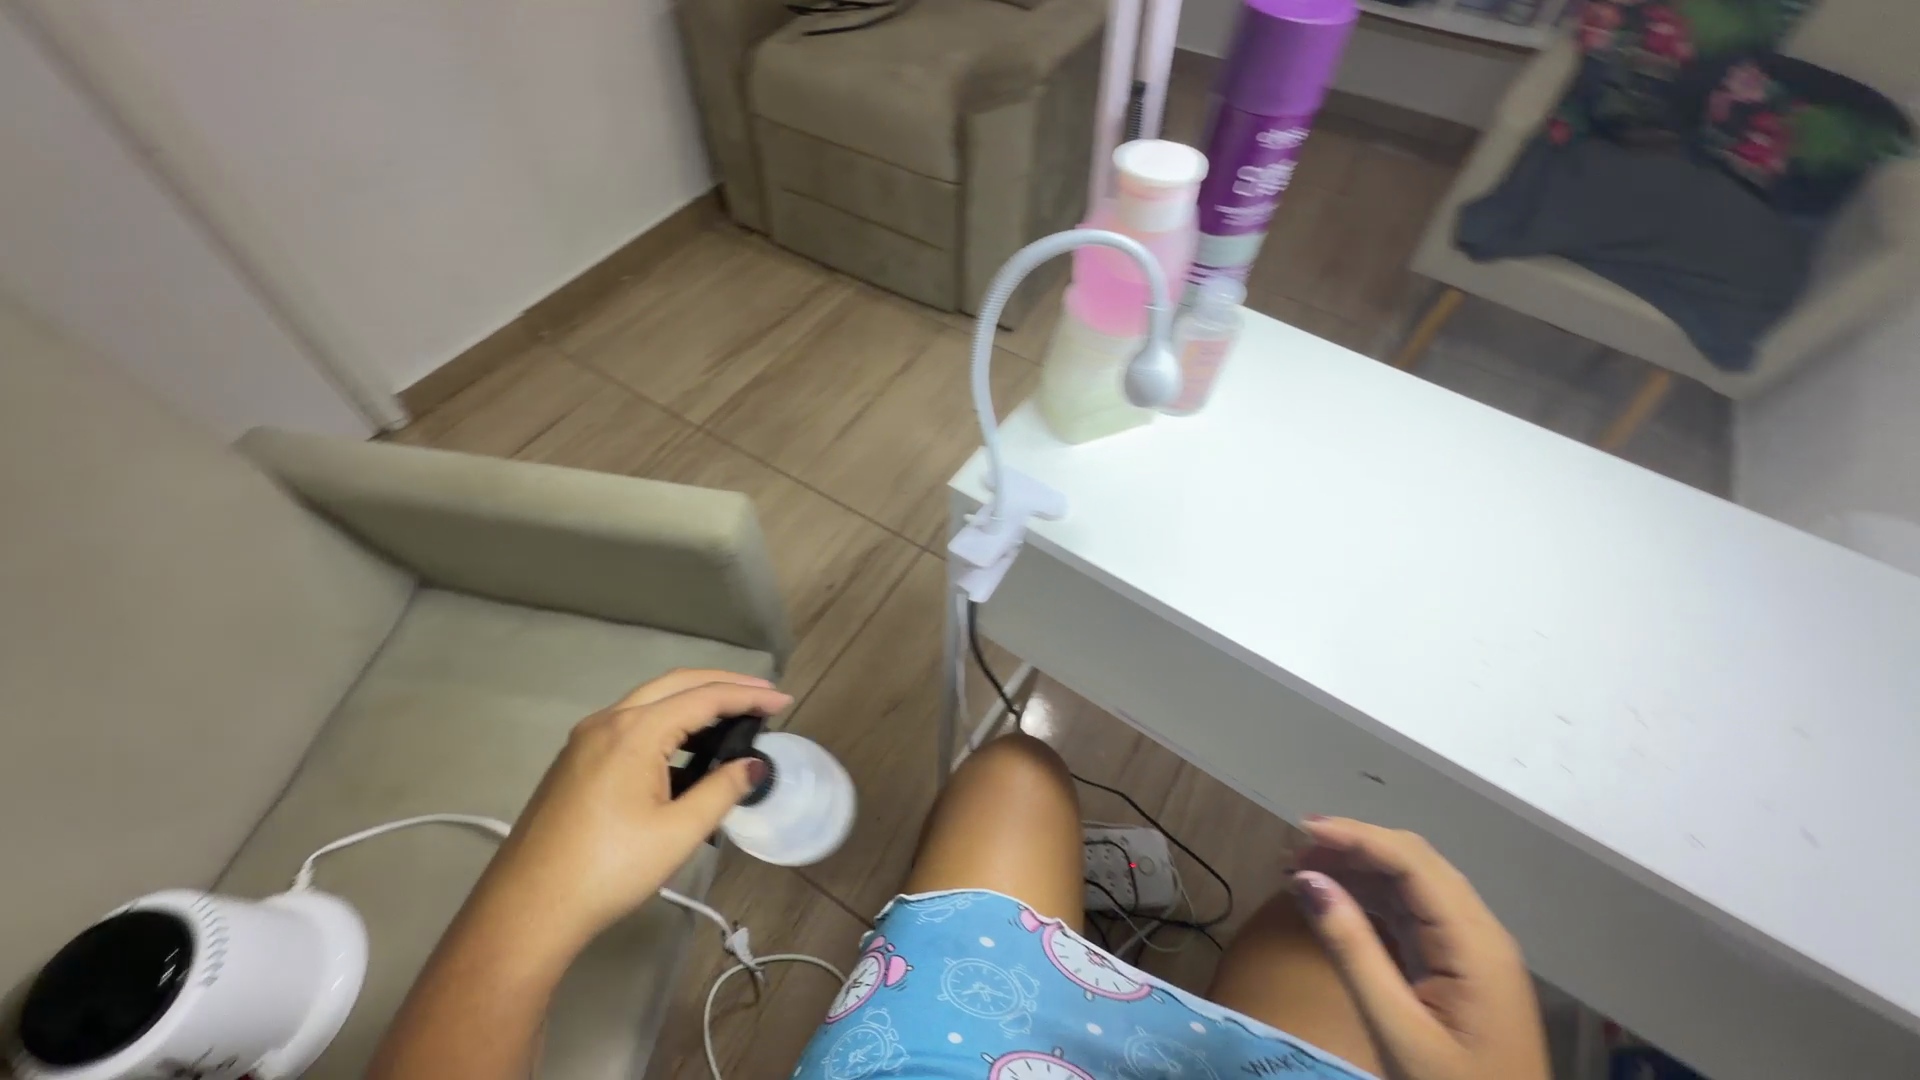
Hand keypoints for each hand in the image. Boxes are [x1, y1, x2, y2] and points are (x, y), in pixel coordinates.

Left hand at [479, 670, 791, 948]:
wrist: (524, 912)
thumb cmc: (608, 870)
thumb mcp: (677, 833)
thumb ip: (722, 790)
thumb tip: (755, 766)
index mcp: (634, 731)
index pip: (704, 697)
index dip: (749, 696)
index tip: (785, 701)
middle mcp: (608, 721)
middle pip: (677, 683)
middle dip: (724, 684)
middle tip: (764, 694)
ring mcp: (587, 739)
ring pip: (652, 700)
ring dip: (694, 700)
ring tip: (733, 717)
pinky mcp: (577, 760)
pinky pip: (633, 722)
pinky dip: (669, 720)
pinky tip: (688, 748)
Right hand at [1291, 818, 1548, 1079]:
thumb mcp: (1395, 1028)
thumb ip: (1351, 950)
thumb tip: (1306, 878)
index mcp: (1475, 943)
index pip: (1412, 862)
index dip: (1356, 835)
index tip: (1301, 828)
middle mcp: (1481, 932)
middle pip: (1415, 861)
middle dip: (1354, 845)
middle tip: (1295, 851)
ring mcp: (1474, 948)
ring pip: (1414, 881)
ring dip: (1360, 867)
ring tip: (1305, 870)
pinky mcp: (1462, 965)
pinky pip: (1415, 910)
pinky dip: (1373, 894)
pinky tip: (1339, 899)